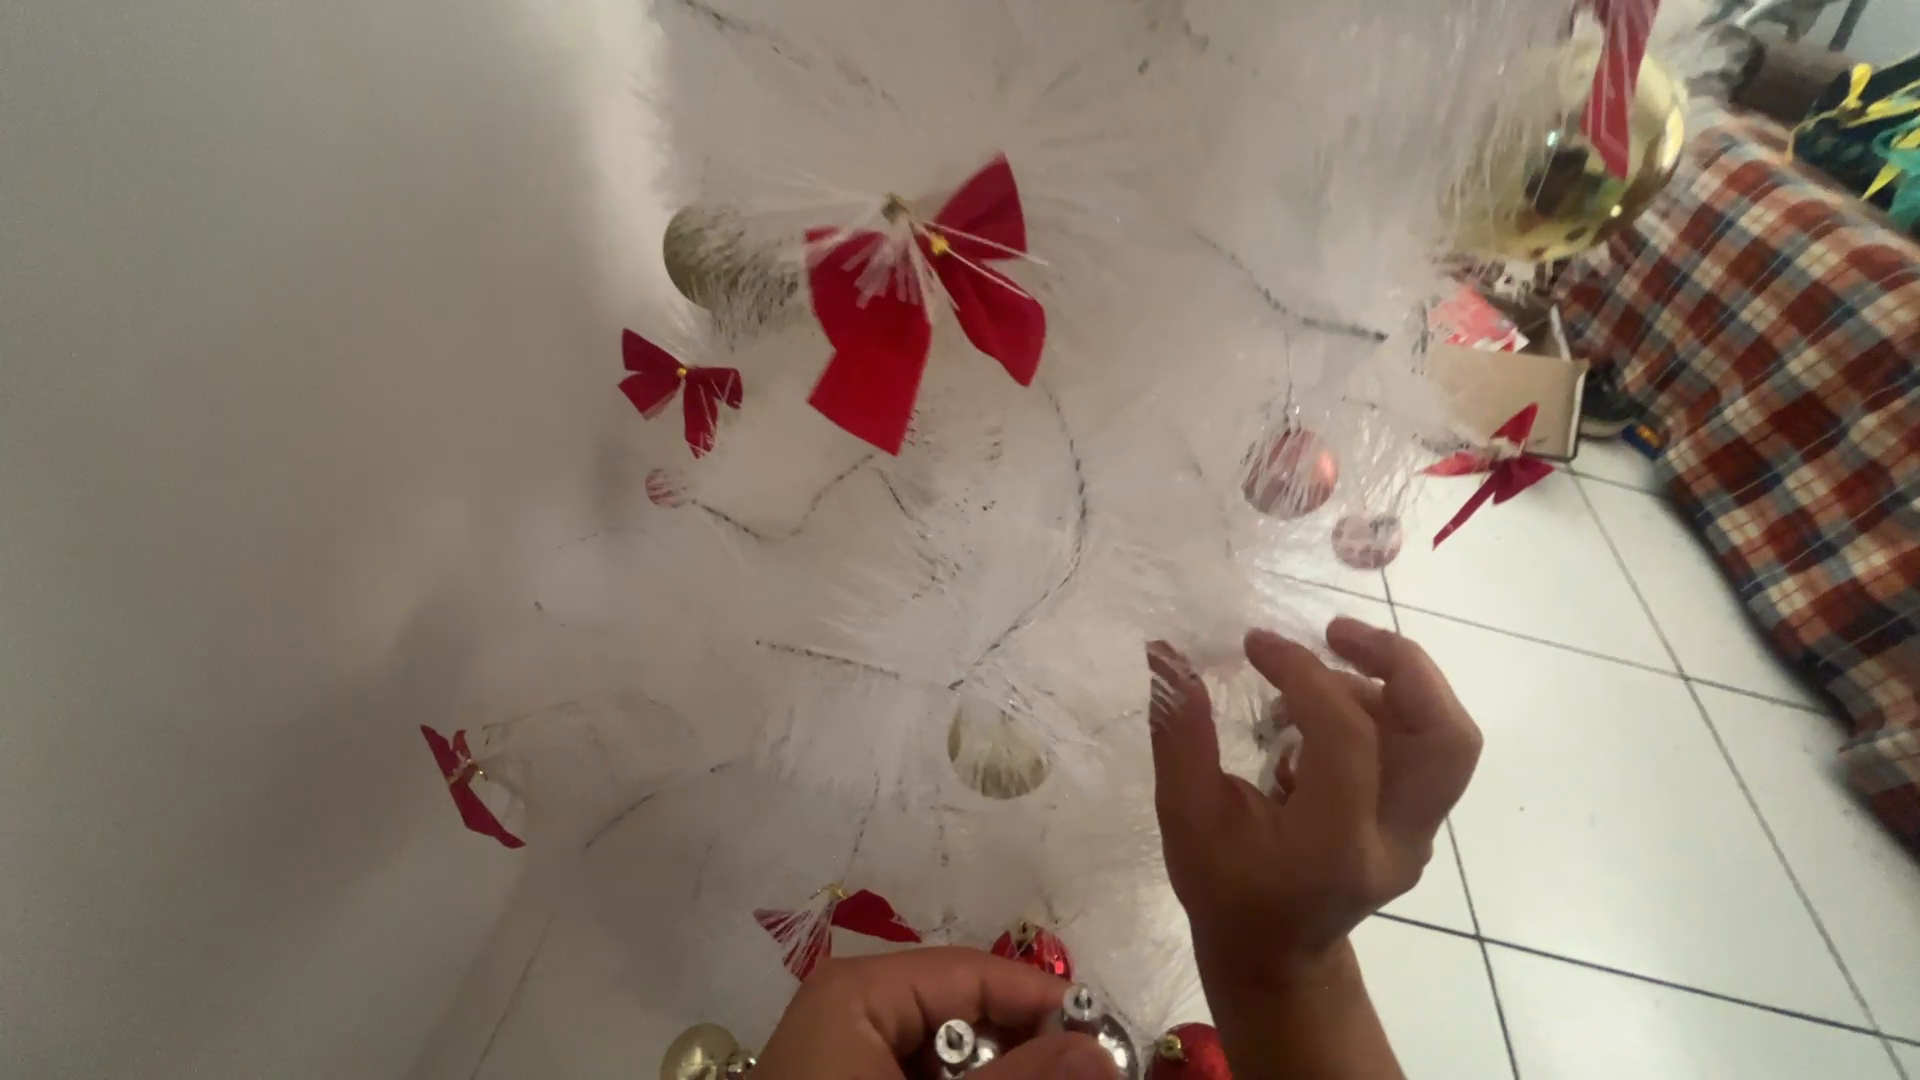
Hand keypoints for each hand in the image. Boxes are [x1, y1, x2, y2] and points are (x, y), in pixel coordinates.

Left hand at [752, 948, 1117, 1079]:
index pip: (973, 971)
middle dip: (1020, 1055)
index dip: (1042, 1003)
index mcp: (860, 989)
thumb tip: (1102, 1054)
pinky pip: (915, 1077)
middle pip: (959, 1014)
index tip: (1107, 1045)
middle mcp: (850, 1007)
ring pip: (943, 1056)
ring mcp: (843, 1051)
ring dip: (993, 1078)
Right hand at [1146, 618, 1481, 981]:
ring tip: (1316, 672)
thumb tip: (1166, 655)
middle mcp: (1395, 840)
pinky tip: (1318, 713)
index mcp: (1333, 846)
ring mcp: (1416, 836)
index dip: (1302, 674)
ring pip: (1445, 739)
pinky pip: (1421, 750)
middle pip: (1445, 737)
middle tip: (1336, 632)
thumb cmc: (1222, 889)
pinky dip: (1381, 710)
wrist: (1274, 956)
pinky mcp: (1415, 825)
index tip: (1254, 643)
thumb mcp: (1185, 814)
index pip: (1346, 737)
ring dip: (1389, 684)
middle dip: (1400, 664)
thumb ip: (1180, 733)